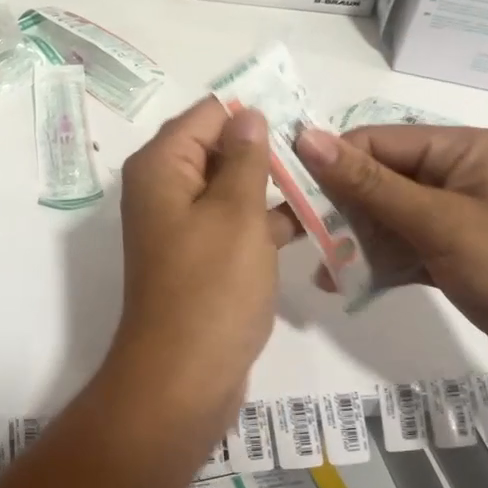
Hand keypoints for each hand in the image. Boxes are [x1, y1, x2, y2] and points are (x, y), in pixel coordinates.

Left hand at [107, 97, 297, 427]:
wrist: (182, 375)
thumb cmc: (210, 286)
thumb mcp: (235, 213)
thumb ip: (244, 159)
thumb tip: (247, 115)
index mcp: (160, 166)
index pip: (204, 116)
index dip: (248, 112)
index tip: (299, 113)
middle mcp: (162, 188)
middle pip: (215, 149)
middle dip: (263, 149)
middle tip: (320, 151)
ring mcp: (178, 225)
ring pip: (228, 189)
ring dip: (269, 188)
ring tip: (326, 183)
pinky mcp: (197, 258)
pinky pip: (231, 225)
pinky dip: (263, 224)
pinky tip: (313, 227)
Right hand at [293, 125, 487, 394]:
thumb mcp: (437, 224)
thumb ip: (367, 182)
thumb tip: (304, 135)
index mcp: (467, 148)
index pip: (377, 140)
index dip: (333, 164)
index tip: (291, 196)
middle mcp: (463, 172)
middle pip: (379, 176)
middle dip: (342, 208)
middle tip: (304, 238)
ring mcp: (463, 214)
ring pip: (386, 214)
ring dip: (355, 240)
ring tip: (326, 270)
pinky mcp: (460, 252)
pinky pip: (404, 244)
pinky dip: (377, 261)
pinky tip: (346, 284)